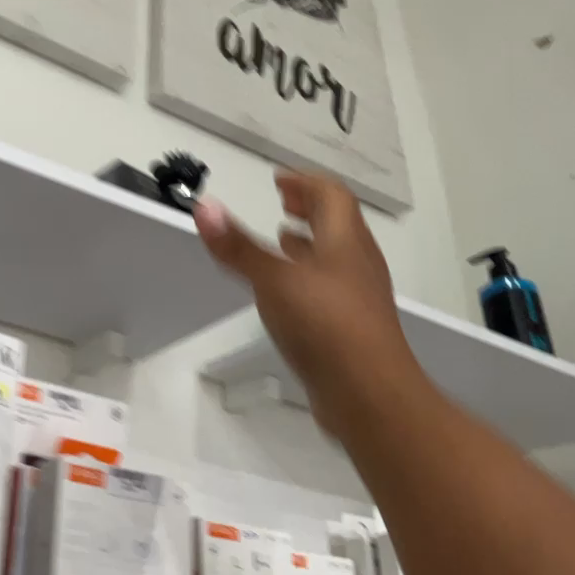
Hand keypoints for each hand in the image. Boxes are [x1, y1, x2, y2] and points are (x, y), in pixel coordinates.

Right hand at [194, 171, 428, 429]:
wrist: (369, 394)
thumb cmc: (325, 325)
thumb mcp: (273, 280)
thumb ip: (237, 247)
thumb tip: (204, 205)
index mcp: (345, 243)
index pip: (332, 196)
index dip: (306, 183)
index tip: (278, 180)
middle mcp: (357, 264)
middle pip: (338, 224)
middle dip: (310, 208)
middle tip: (283, 201)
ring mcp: (358, 298)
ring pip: (335, 257)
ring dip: (310, 243)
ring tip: (283, 238)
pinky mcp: (352, 329)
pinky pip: (330, 289)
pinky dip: (308, 277)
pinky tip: (290, 293)